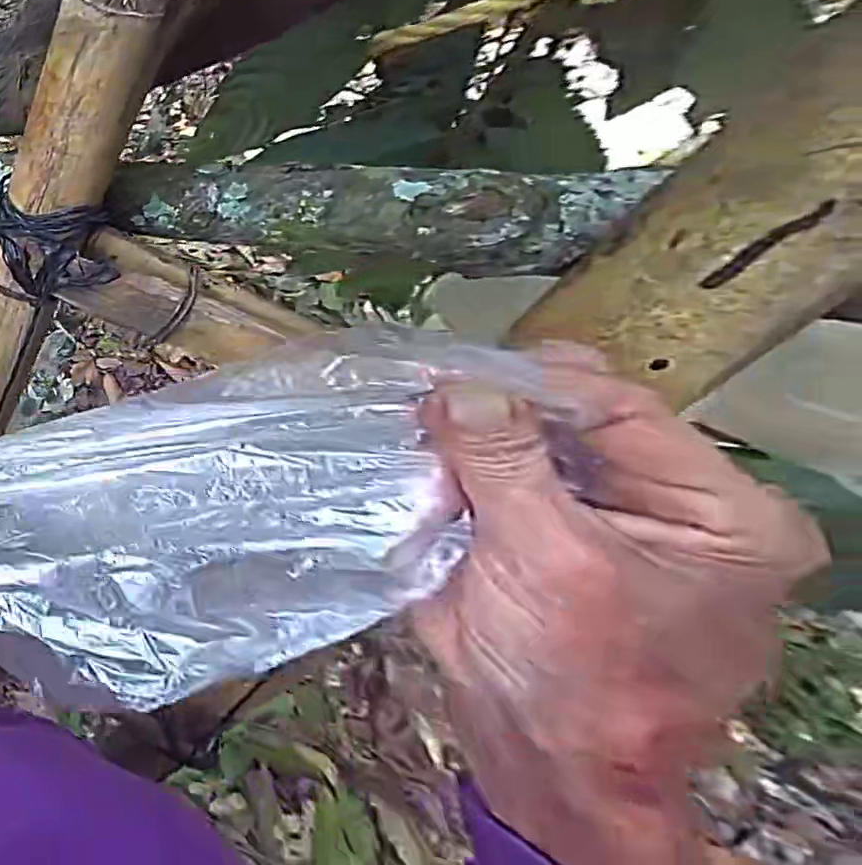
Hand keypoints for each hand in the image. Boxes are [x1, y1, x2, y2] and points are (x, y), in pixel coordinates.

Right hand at [415, 344, 826, 863]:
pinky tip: (408, 451)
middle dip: (489, 404)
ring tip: (404, 418)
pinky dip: (440, 457)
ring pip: (512, 437)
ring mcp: (579, 505)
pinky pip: (478, 468)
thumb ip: (505, 465)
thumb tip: (460, 387)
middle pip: (563, 416)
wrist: (533, 742)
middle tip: (418, 390)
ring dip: (457, 430)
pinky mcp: (520, 519)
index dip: (531, 383)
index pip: (619, 409)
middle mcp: (650, 495)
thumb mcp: (551, 559)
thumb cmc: (577, 666)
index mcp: (709, 507)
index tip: (447, 372)